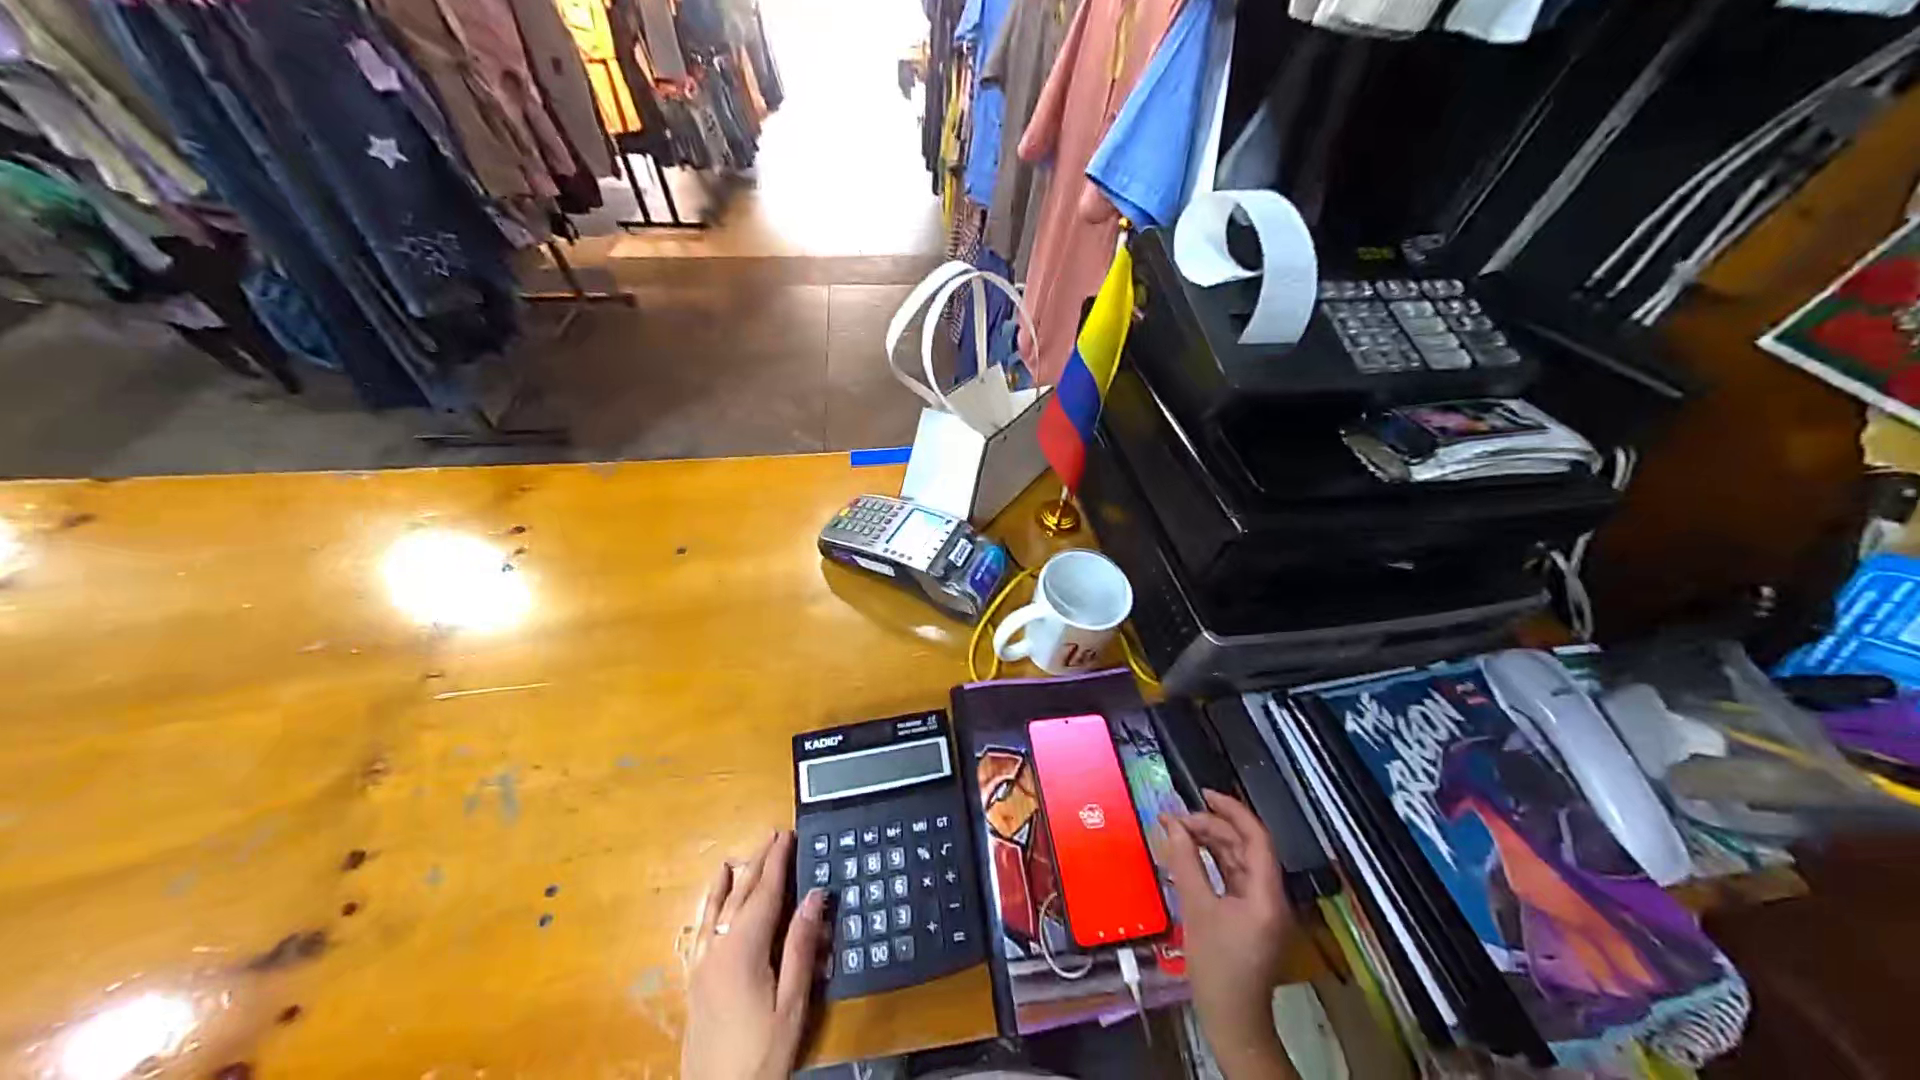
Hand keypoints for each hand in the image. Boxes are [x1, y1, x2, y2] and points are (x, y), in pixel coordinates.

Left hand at [682, 831, 826, 1079]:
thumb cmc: (762, 1052)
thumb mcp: (792, 1001)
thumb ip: (801, 945)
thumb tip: (815, 896)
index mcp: (742, 950)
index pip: (764, 893)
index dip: (777, 862)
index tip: (786, 835)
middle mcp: (716, 950)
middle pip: (738, 895)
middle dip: (756, 863)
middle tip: (771, 837)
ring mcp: (701, 967)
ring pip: (714, 911)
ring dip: (728, 882)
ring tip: (735, 860)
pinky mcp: (694, 983)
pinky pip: (700, 932)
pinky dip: (708, 910)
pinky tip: (711, 909)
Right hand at [1164, 790, 1297, 1079]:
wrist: (1233, 1022)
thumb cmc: (1218, 969)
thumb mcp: (1197, 910)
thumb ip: (1185, 863)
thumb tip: (1173, 826)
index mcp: (1266, 893)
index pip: (1256, 837)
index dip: (1231, 810)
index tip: (1203, 794)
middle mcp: (1269, 896)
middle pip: (1243, 847)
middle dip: (1211, 827)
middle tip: (1176, 820)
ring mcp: (1260, 908)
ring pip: (1236, 861)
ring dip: (1208, 843)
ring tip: (1177, 831)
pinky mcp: (1248, 917)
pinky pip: (1230, 878)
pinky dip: (1209, 863)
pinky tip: (1187, 857)